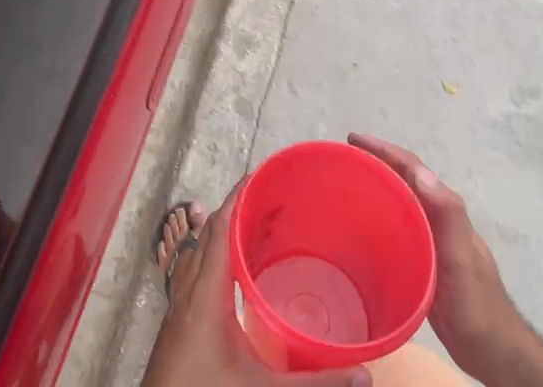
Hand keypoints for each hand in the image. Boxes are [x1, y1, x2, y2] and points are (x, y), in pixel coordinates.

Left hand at [141, 184, 370, 386]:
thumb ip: (315, 383)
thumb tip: (365, 377)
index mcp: (205, 292)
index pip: (220, 228)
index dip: (238, 198)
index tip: (261, 176)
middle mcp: (187, 288)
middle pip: (210, 233)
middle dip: (238, 211)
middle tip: (273, 200)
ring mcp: (178, 303)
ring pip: (200, 252)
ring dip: (225, 234)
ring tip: (259, 228)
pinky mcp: (177, 318)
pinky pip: (196, 271)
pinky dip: (216, 258)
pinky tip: (237, 274)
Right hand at [347, 133, 529, 383]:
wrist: (493, 351)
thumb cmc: (476, 305)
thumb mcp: (461, 258)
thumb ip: (447, 214)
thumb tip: (420, 170)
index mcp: (447, 213)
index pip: (412, 169)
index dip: (383, 150)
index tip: (352, 139)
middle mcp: (439, 221)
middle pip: (406, 181)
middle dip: (376, 163)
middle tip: (342, 159)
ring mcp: (432, 242)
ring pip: (401, 203)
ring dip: (377, 187)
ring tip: (345, 186)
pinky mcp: (424, 262)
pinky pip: (397, 229)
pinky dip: (378, 217)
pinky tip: (359, 231)